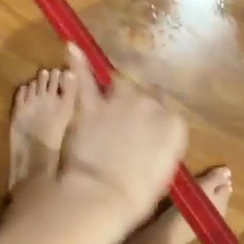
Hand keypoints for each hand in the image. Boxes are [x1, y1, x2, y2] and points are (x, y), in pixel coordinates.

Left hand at [59, 43, 186, 215]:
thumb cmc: (136, 195)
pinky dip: (77, 62)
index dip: (153, 119)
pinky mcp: (90, 103)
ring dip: (113, 90)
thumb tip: (151, 142)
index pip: (166, 111)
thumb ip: (159, 149)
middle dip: (135, 104)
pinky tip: (70, 47)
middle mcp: (150, 106)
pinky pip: (84, 77)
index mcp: (173, 125)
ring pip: (118, 83)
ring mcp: (119, 101)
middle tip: (124, 121)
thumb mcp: (161, 173)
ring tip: (105, 98)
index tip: (146, 130)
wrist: (102, 194)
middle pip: (144, 94)